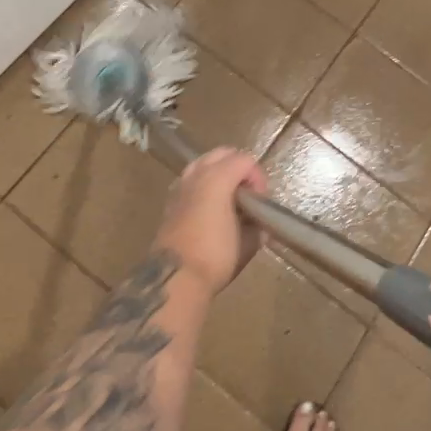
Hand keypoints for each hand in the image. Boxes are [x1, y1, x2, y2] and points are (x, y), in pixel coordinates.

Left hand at [154, 147, 266, 294]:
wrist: (175, 277)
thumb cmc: (215, 256)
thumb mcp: (248, 243)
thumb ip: (257, 227)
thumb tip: (260, 225)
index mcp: (217, 178)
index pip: (244, 160)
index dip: (258, 177)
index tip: (261, 201)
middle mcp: (196, 175)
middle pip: (222, 154)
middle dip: (239, 168)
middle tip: (248, 194)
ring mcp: (180, 186)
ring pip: (203, 163)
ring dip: (219, 173)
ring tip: (229, 199)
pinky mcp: (169, 201)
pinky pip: (190, 180)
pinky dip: (203, 185)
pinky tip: (210, 208)